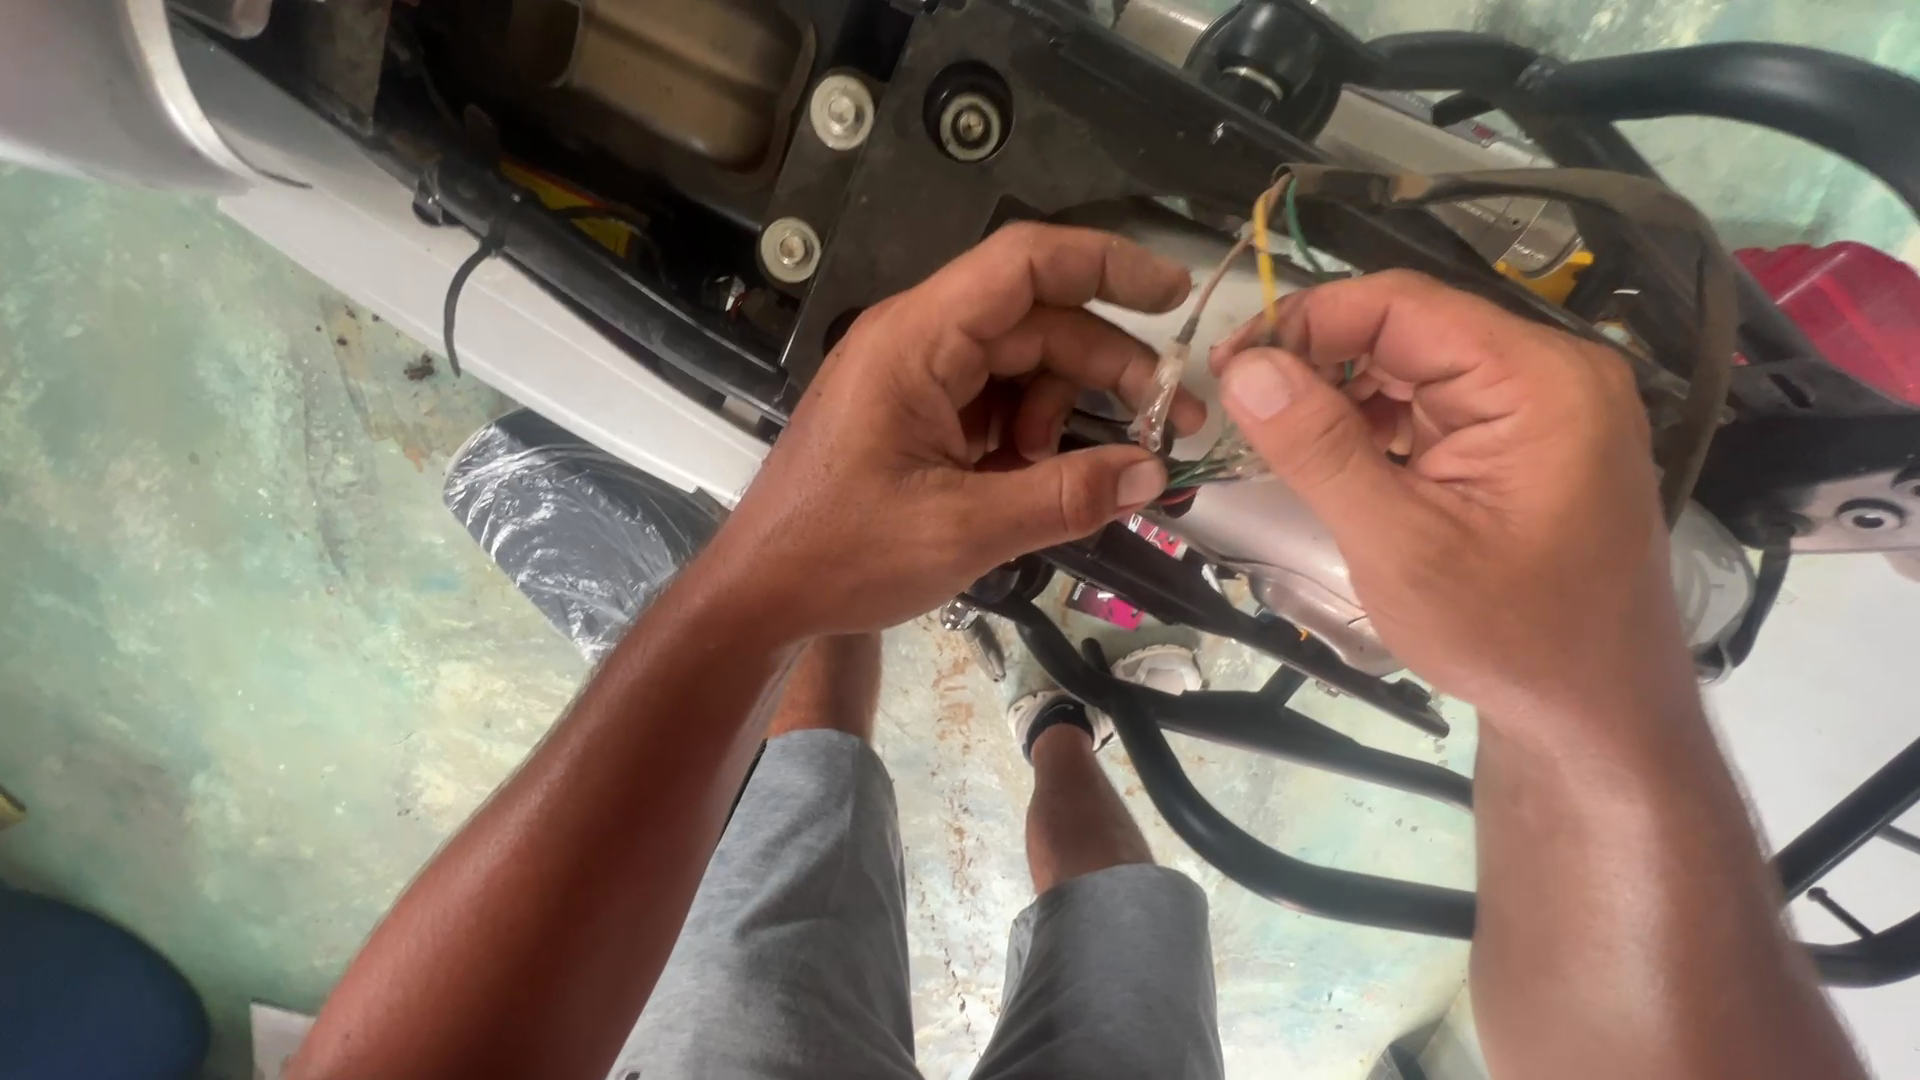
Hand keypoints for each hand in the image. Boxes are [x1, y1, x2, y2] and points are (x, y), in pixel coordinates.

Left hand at [705, 223, 1204, 638]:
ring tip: (1086, 475)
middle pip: (1036, 325)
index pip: (1024, 265)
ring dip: (1066, 413)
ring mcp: (913, 380)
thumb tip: (1151, 475)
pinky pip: (991, 405)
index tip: (1175, 298)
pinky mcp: (913, 417)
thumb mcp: (963, 530)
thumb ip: (1064, 497)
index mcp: (917, 341)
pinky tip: (1034, 480)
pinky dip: (1028, 437)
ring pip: (1020, 368)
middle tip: (1167, 427)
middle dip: (1108, 369)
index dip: (1107, 266)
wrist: (762, 593)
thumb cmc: (843, 556)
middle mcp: (916, 342)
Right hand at [1209, 270, 1687, 724]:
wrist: (1587, 709)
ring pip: (1406, 365)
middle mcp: (1542, 373)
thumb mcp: (1395, 543)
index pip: (1401, 305)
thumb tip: (1244, 368)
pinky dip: (1362, 423)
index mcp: (1535, 380)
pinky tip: (1325, 458)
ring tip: (1272, 436)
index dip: (1304, 322)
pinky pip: (1421, 405)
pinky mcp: (1510, 441)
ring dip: (1332, 393)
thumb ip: (1319, 449)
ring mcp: (1530, 407)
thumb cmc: (1502, 633)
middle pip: (1403, 328)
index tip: (1229, 368)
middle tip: (1238, 405)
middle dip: (1312, 359)